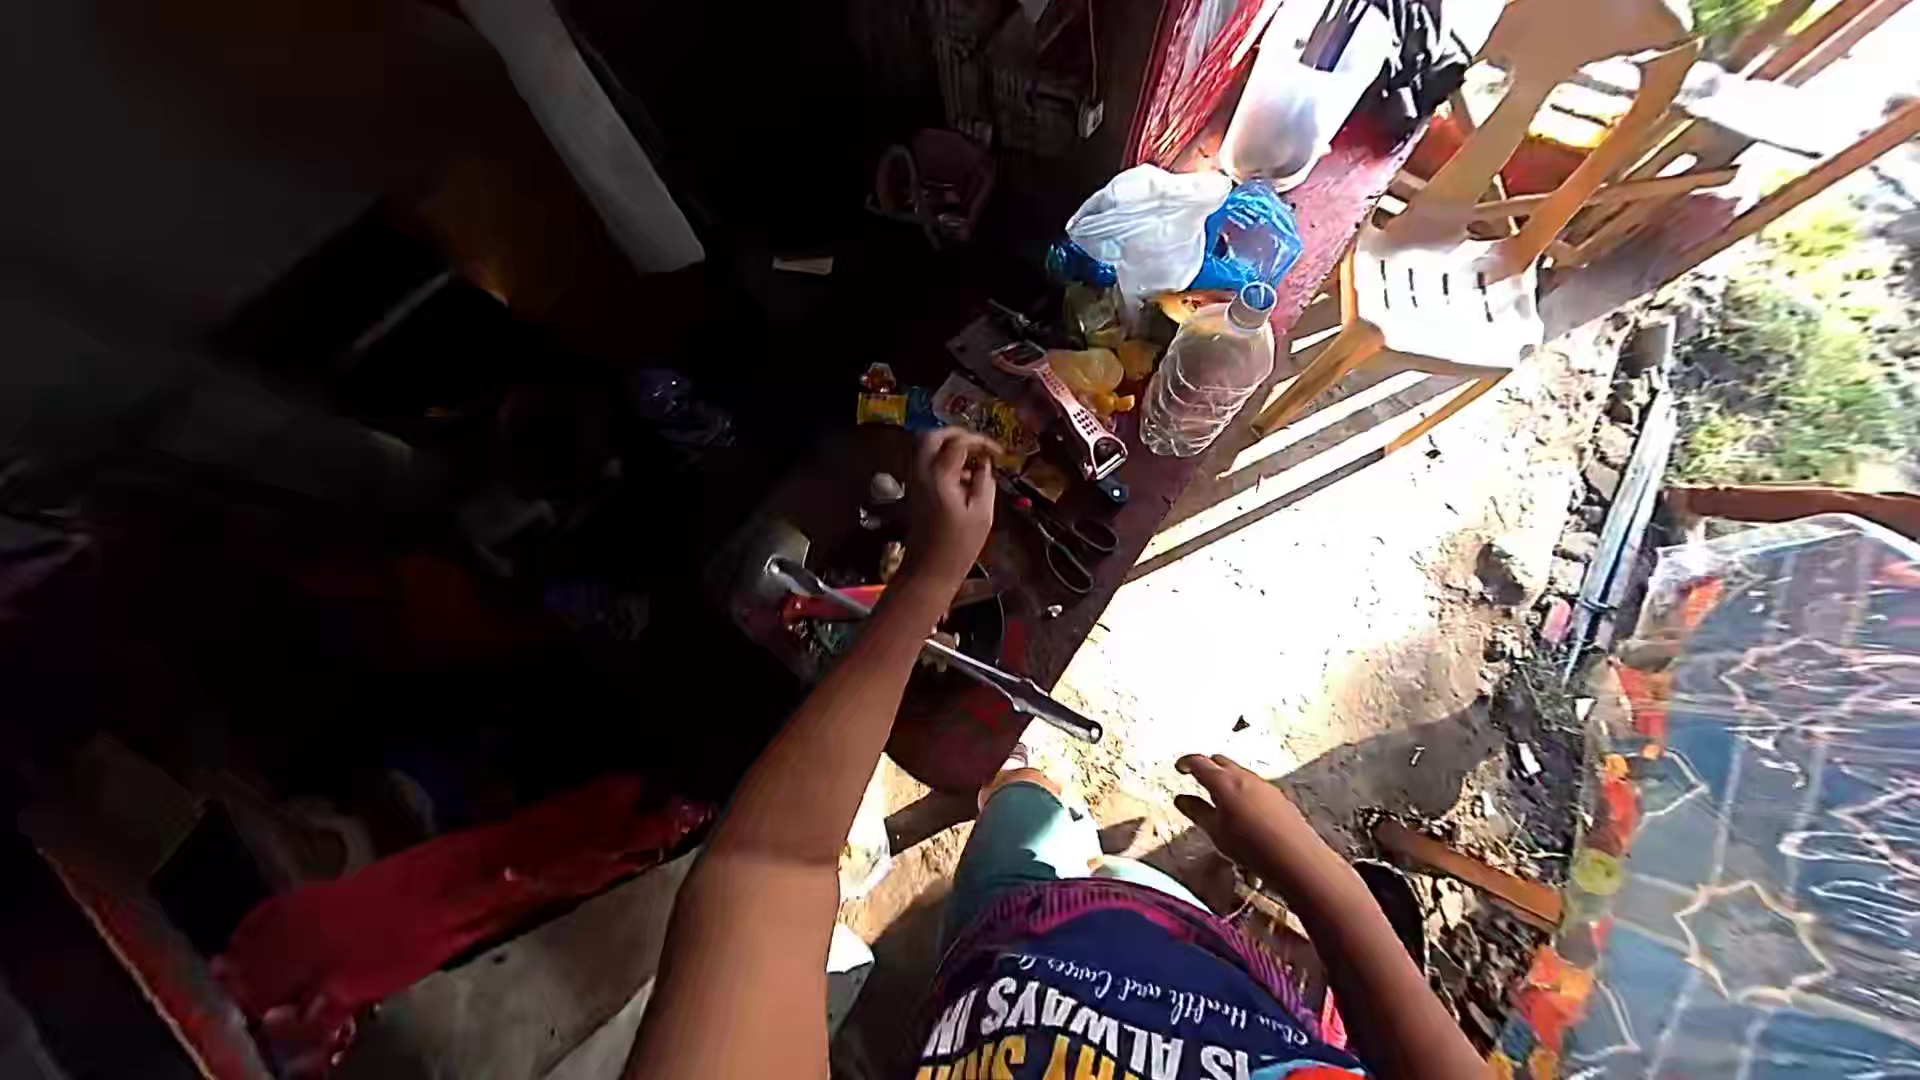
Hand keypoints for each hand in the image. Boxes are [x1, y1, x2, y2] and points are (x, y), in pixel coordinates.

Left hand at [905, 428, 1000, 589]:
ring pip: (925, 448)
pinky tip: (963, 476)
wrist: (928, 570)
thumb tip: (985, 464)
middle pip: (932, 436)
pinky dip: (942, 461)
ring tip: (973, 458)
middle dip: (957, 433)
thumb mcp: (982, 514)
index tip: (997, 452)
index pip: (958, 442)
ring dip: (948, 445)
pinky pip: (925, 463)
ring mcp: (914, 481)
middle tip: (978, 443)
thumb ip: (984, 482)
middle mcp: (921, 473)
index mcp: (939, 477)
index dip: (980, 441)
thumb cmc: (958, 546)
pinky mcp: (914, 491)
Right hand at [1174, 754, 1352, 903]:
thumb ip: (1196, 812)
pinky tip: (1245, 812)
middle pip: (1220, 762)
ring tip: (1221, 799)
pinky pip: (1255, 786)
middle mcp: (1244, 776)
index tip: (1179, 768)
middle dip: (1207, 767)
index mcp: (1223, 781)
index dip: (1186, 762)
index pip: (1199, 761)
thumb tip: (1181, 799)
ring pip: (1239, 773)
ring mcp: (1264, 786)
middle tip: (1199, 779)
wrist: (1299, 861)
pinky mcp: (1280, 798)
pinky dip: (1243, 790)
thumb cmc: (1250, 847)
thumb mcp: (1216, 832)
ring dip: (1227, 779)